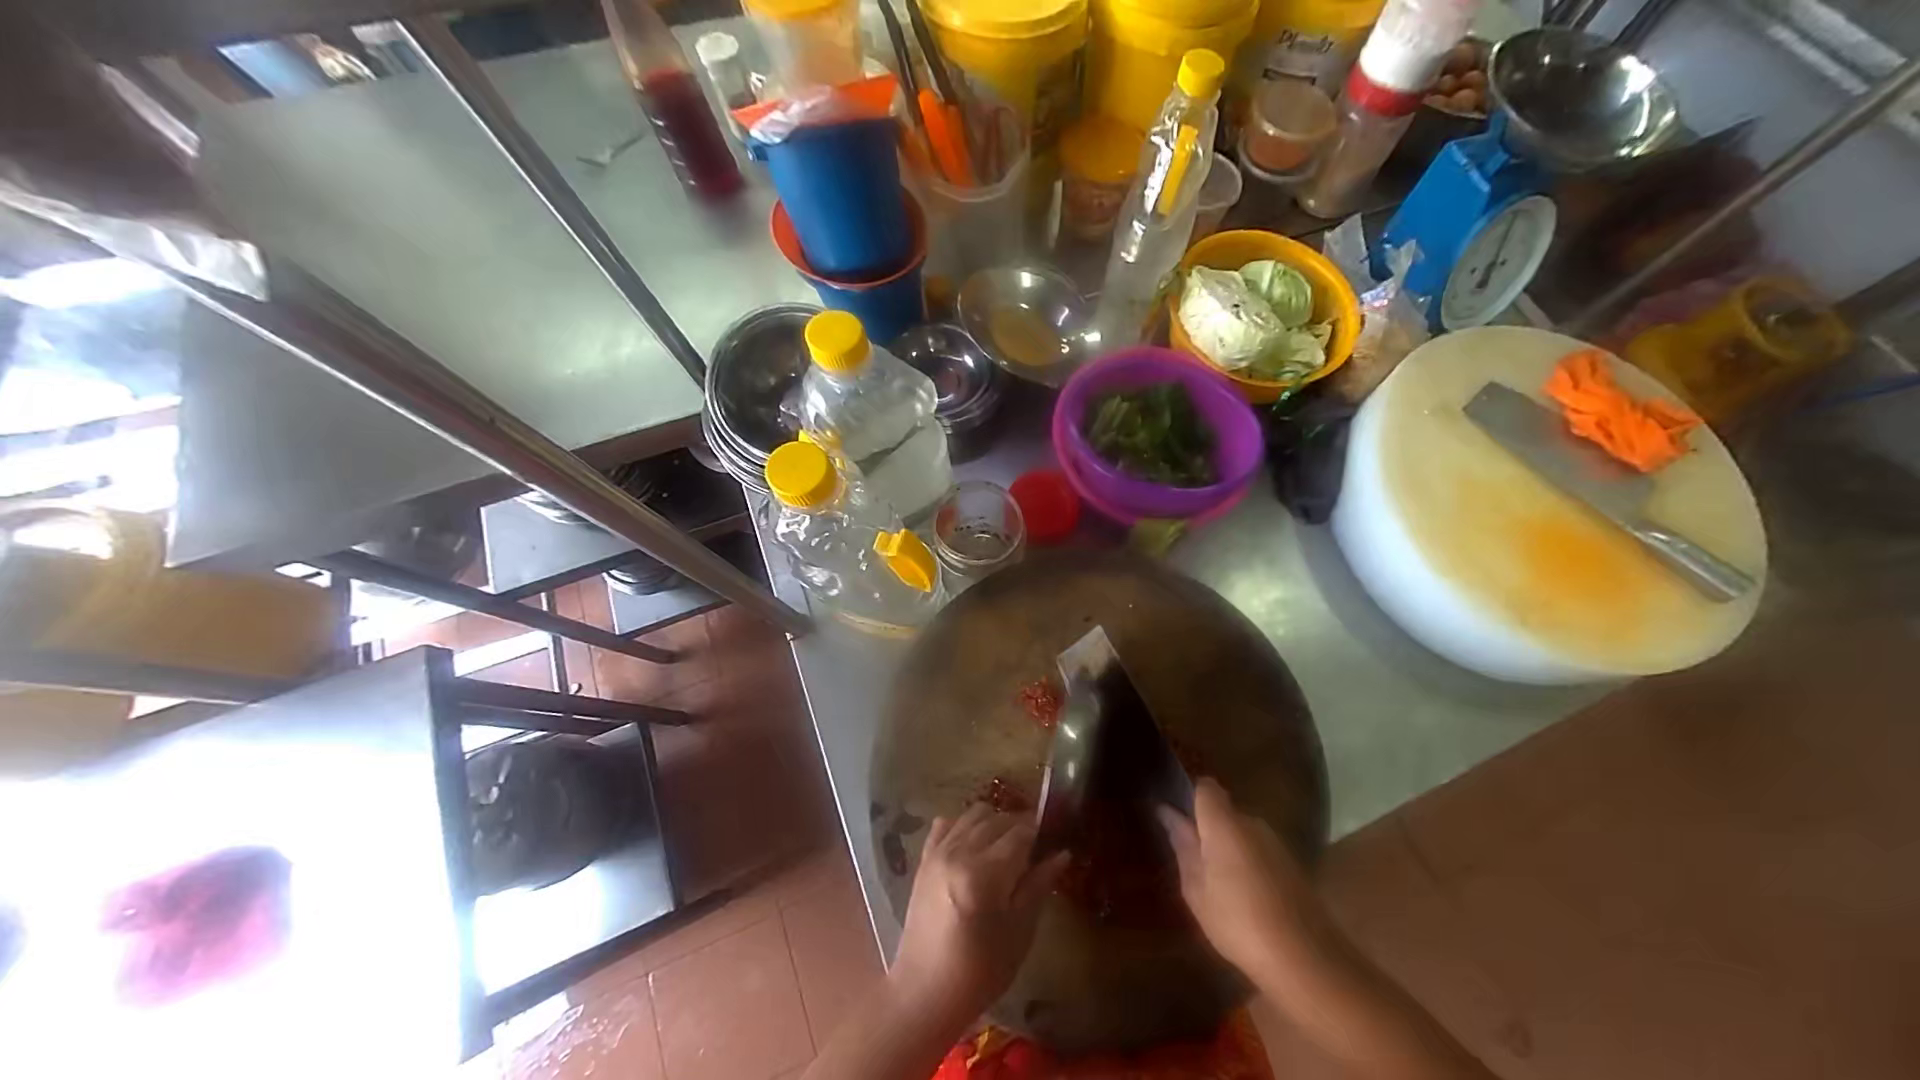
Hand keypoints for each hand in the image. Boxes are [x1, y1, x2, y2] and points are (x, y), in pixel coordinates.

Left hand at [889, 804, 1067, 1025]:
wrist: (926, 990)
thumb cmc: (981, 970)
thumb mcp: (1019, 932)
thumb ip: (1038, 886)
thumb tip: (1062, 854)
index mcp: (986, 873)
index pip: (1021, 833)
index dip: (1040, 833)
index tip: (1052, 841)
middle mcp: (960, 852)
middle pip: (997, 819)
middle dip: (1019, 827)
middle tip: (1032, 850)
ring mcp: (938, 852)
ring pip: (972, 814)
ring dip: (993, 823)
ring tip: (1003, 849)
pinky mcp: (924, 859)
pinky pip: (946, 824)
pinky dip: (963, 826)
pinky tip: (973, 847)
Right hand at [1158, 778, 1328, 984]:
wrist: (1307, 962)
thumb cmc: (1239, 923)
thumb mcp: (1197, 889)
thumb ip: (1183, 846)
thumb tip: (1168, 813)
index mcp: (1225, 824)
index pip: (1205, 788)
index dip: (1189, 797)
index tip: (1175, 818)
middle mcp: (1253, 824)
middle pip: (1224, 811)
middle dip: (1207, 828)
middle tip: (1191, 862)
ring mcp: (1277, 845)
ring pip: (1243, 833)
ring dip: (1228, 849)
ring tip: (1216, 885)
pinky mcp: (1293, 867)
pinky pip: (1260, 852)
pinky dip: (1248, 865)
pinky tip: (1243, 899)